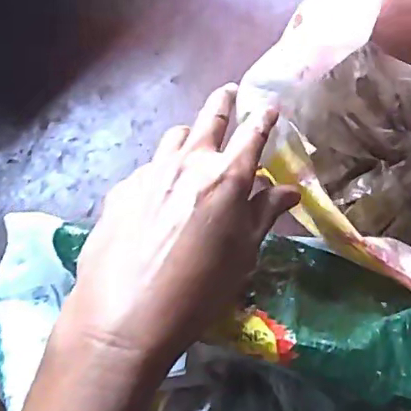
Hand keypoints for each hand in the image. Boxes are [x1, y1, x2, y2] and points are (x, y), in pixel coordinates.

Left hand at [56, 84, 300, 376]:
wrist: (123, 318)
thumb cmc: (199, 291)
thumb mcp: (243, 255)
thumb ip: (264, 214)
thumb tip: (288, 190)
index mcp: (226, 177)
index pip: (252, 133)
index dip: (264, 117)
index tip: (269, 105)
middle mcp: (189, 163)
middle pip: (210, 117)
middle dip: (224, 101)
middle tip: (230, 92)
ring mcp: (151, 172)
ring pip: (175, 137)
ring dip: (190, 136)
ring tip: (194, 146)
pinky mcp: (122, 188)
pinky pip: (148, 169)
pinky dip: (161, 172)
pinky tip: (158, 198)